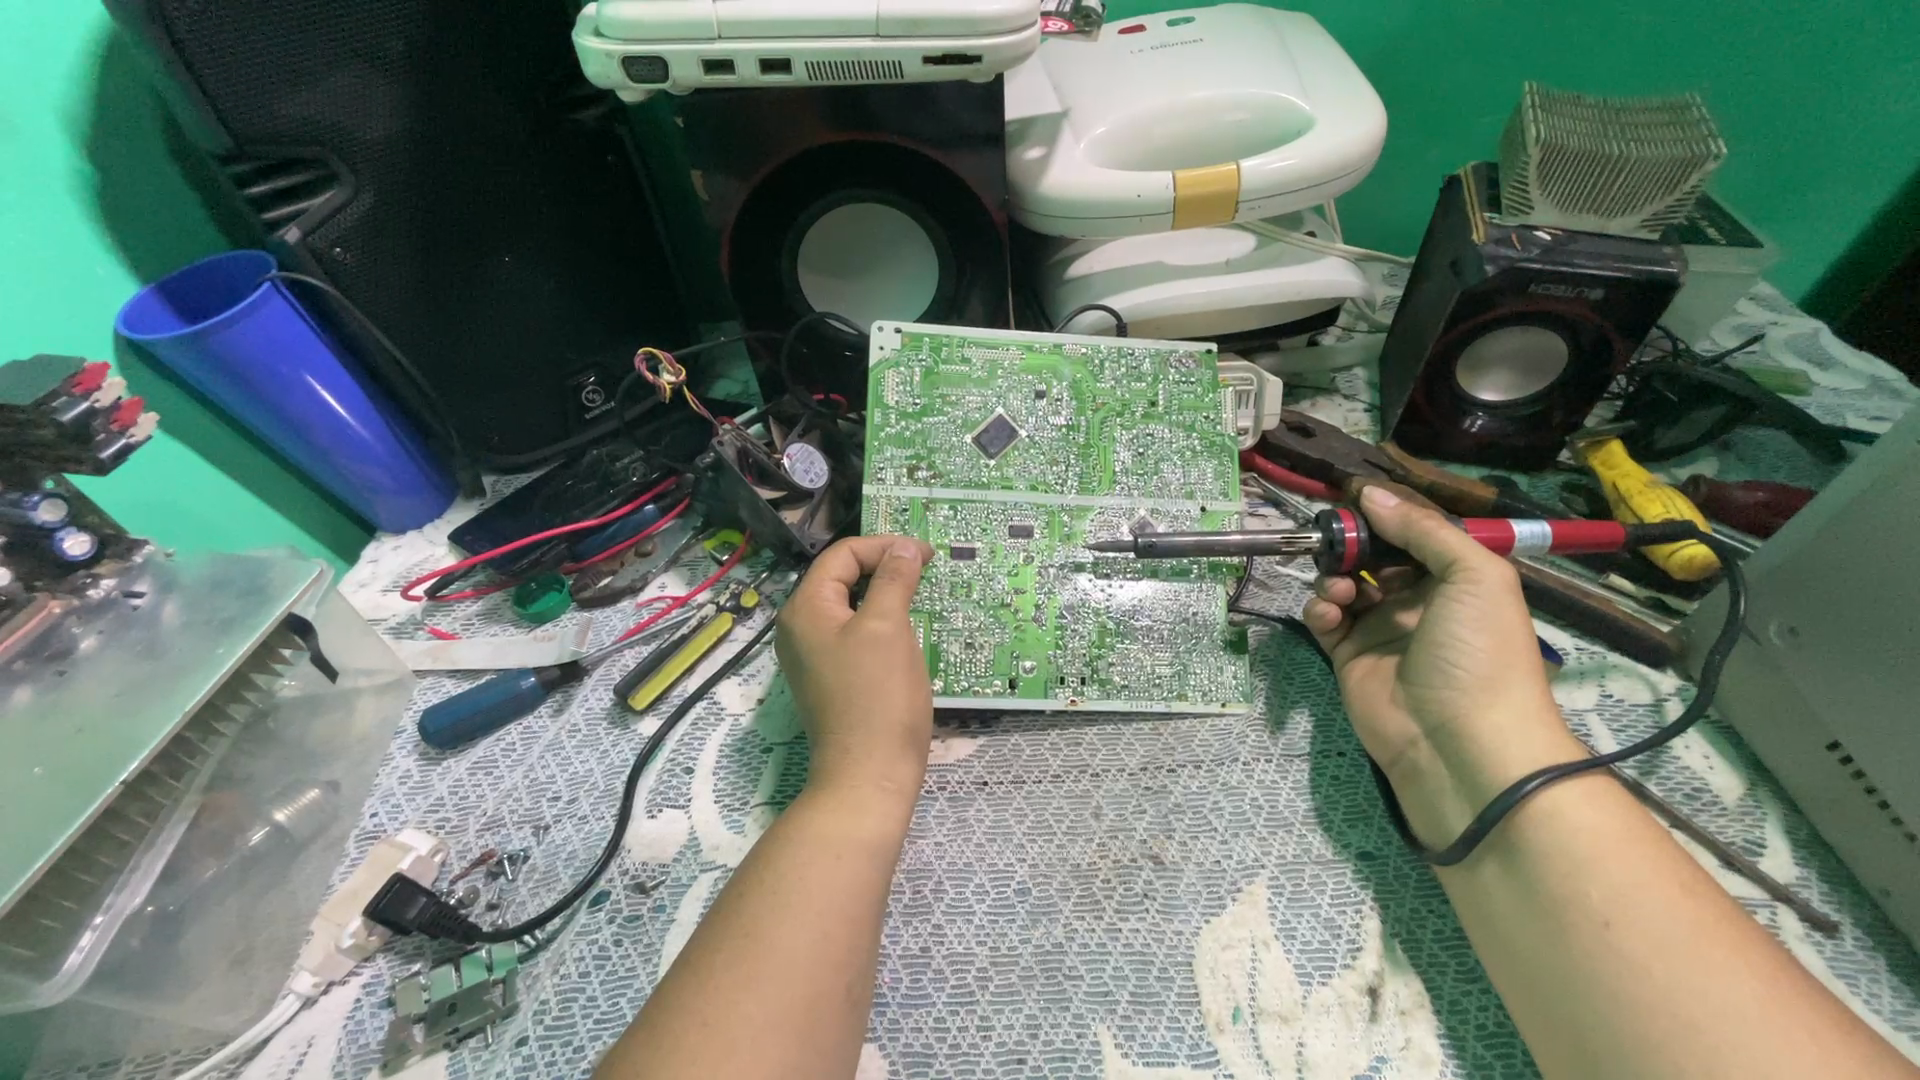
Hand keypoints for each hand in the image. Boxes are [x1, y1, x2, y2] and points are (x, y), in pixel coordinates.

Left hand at [777, 535, 936, 798]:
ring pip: (850, 607)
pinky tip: (906, 631)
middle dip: (884, 567)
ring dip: (885, 595)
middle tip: (925, 571)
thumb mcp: (888, 627)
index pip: (842, 555)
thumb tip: (902, 547)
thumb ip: (893, 579)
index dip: (884, 547)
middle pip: (841, 577)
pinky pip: (853, 634)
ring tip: (920, 596)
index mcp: (806, 608)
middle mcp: (800, 628)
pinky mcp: (830, 678)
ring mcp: (813, 656)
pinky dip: (880, 623)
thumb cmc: (878, 696)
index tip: (926, 556)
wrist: (868, 774)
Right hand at [1303, 486, 1583, 843]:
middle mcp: (1418, 600)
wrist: (1458, 740)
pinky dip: (1319, 607)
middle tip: (1337, 539)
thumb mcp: (1473, 576)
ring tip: (1340, 588)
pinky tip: (1328, 610)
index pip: (1416, 535)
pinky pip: (1325, 618)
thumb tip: (1370, 493)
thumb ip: (1423, 530)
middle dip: (1354, 543)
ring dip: (1336, 575)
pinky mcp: (1348, 655)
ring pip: (1345, 583)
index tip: (1356, 498)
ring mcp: (1381, 628)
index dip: (1388, 516)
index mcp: (1457, 580)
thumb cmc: (1479, 650)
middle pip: (1374, 556)